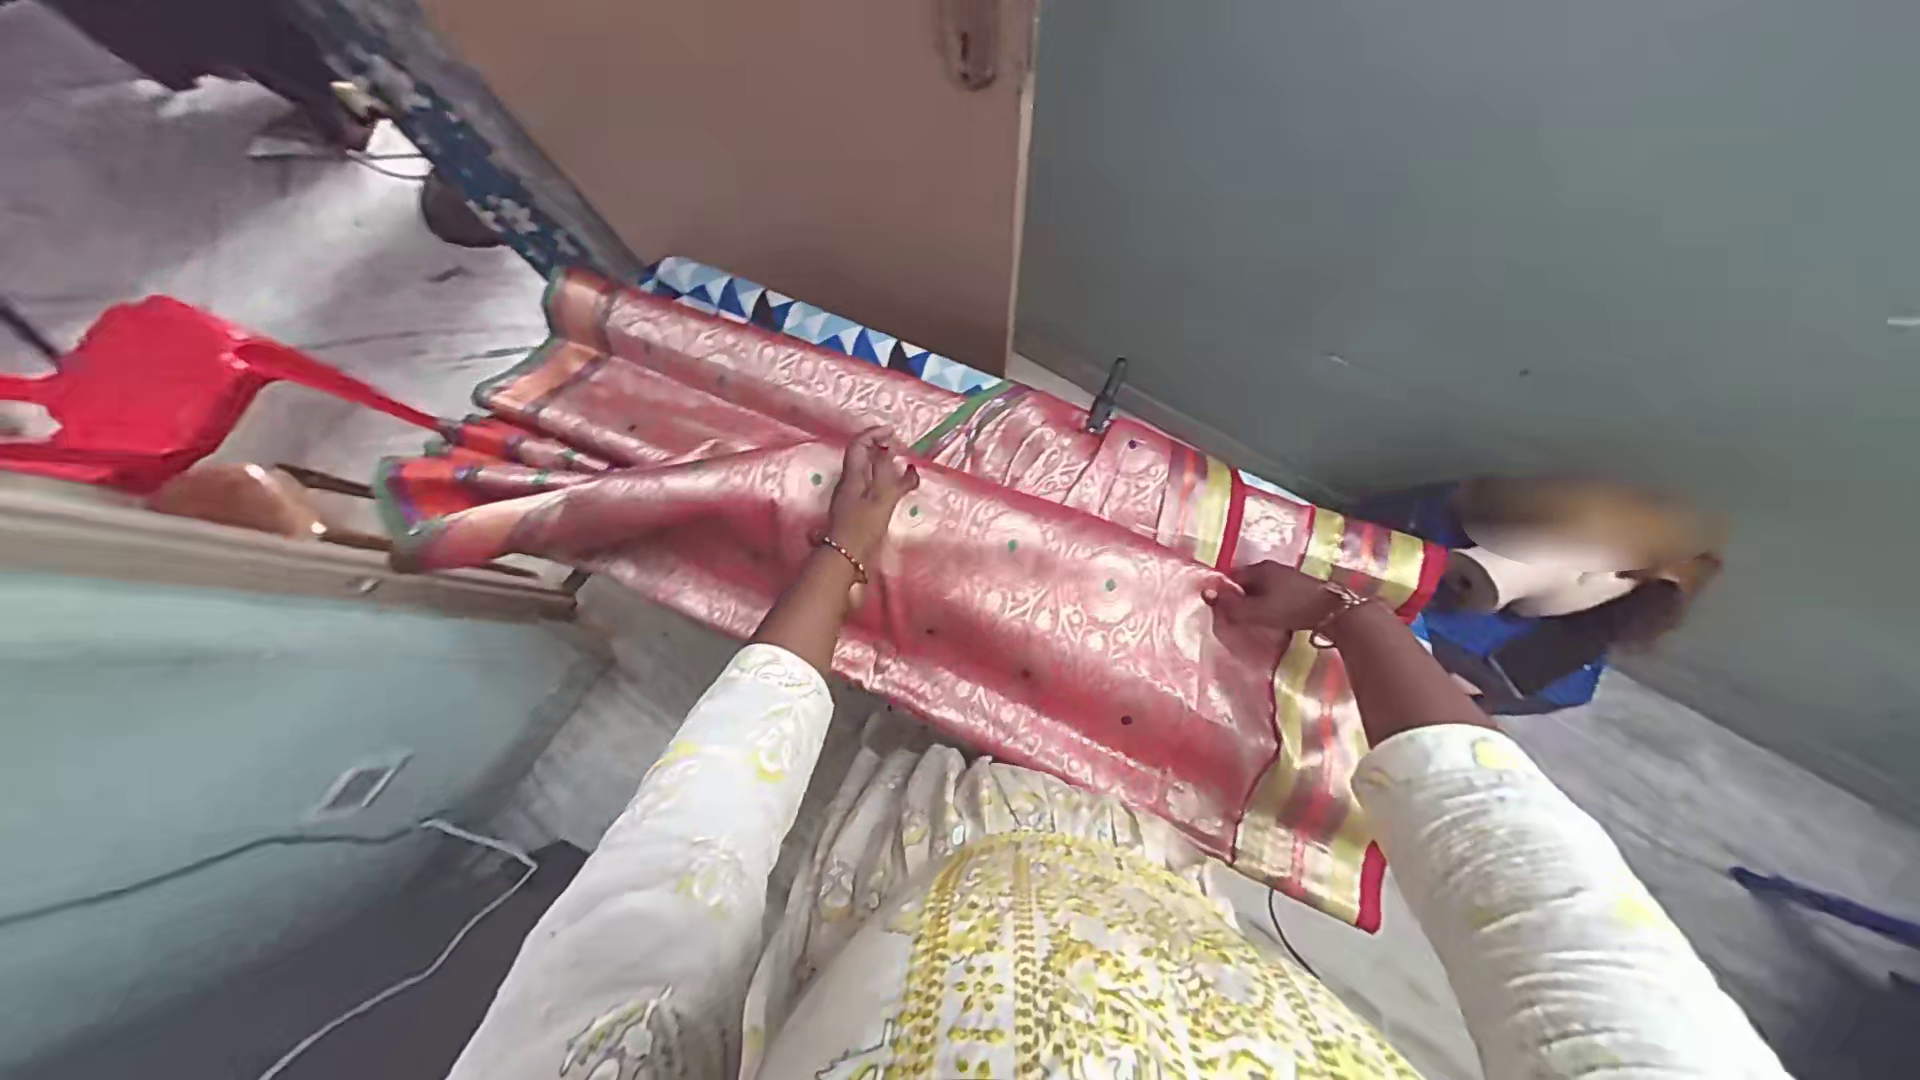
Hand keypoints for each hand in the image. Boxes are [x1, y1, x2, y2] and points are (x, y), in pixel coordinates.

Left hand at [825, 427, 919, 562]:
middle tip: (900, 448)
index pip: (859, 445)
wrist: (846, 560)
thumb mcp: (879, 499)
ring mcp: (852, 498)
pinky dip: (886, 482)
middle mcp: (849, 484)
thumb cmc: (862, 529)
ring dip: (884, 465)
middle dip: (881, 447)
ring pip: (867, 472)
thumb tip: (891, 450)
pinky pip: (872, 488)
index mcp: (852, 477)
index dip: (874, 434)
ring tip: (903, 466)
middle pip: (862, 457)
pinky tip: (898, 489)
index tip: (894, 432)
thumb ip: (887, 474)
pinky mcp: (857, 511)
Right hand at [1207, 561, 1346, 632]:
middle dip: (1240, 597)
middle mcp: (1272, 568)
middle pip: (1247, 582)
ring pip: (1262, 588)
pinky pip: (1276, 593)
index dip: (1223, 592)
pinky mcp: (1302, 587)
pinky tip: (1275, 617)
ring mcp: (1288, 576)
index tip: (1223, 609)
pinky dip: (1271, 603)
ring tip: (1256, 619)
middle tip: (1237, 617)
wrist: (1336, 612)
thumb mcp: (1255, 611)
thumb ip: (1229, 605)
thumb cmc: (1291, 608)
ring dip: (1257, 601)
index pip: (1230, 577)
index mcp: (1258, 569)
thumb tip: (1204, 594)